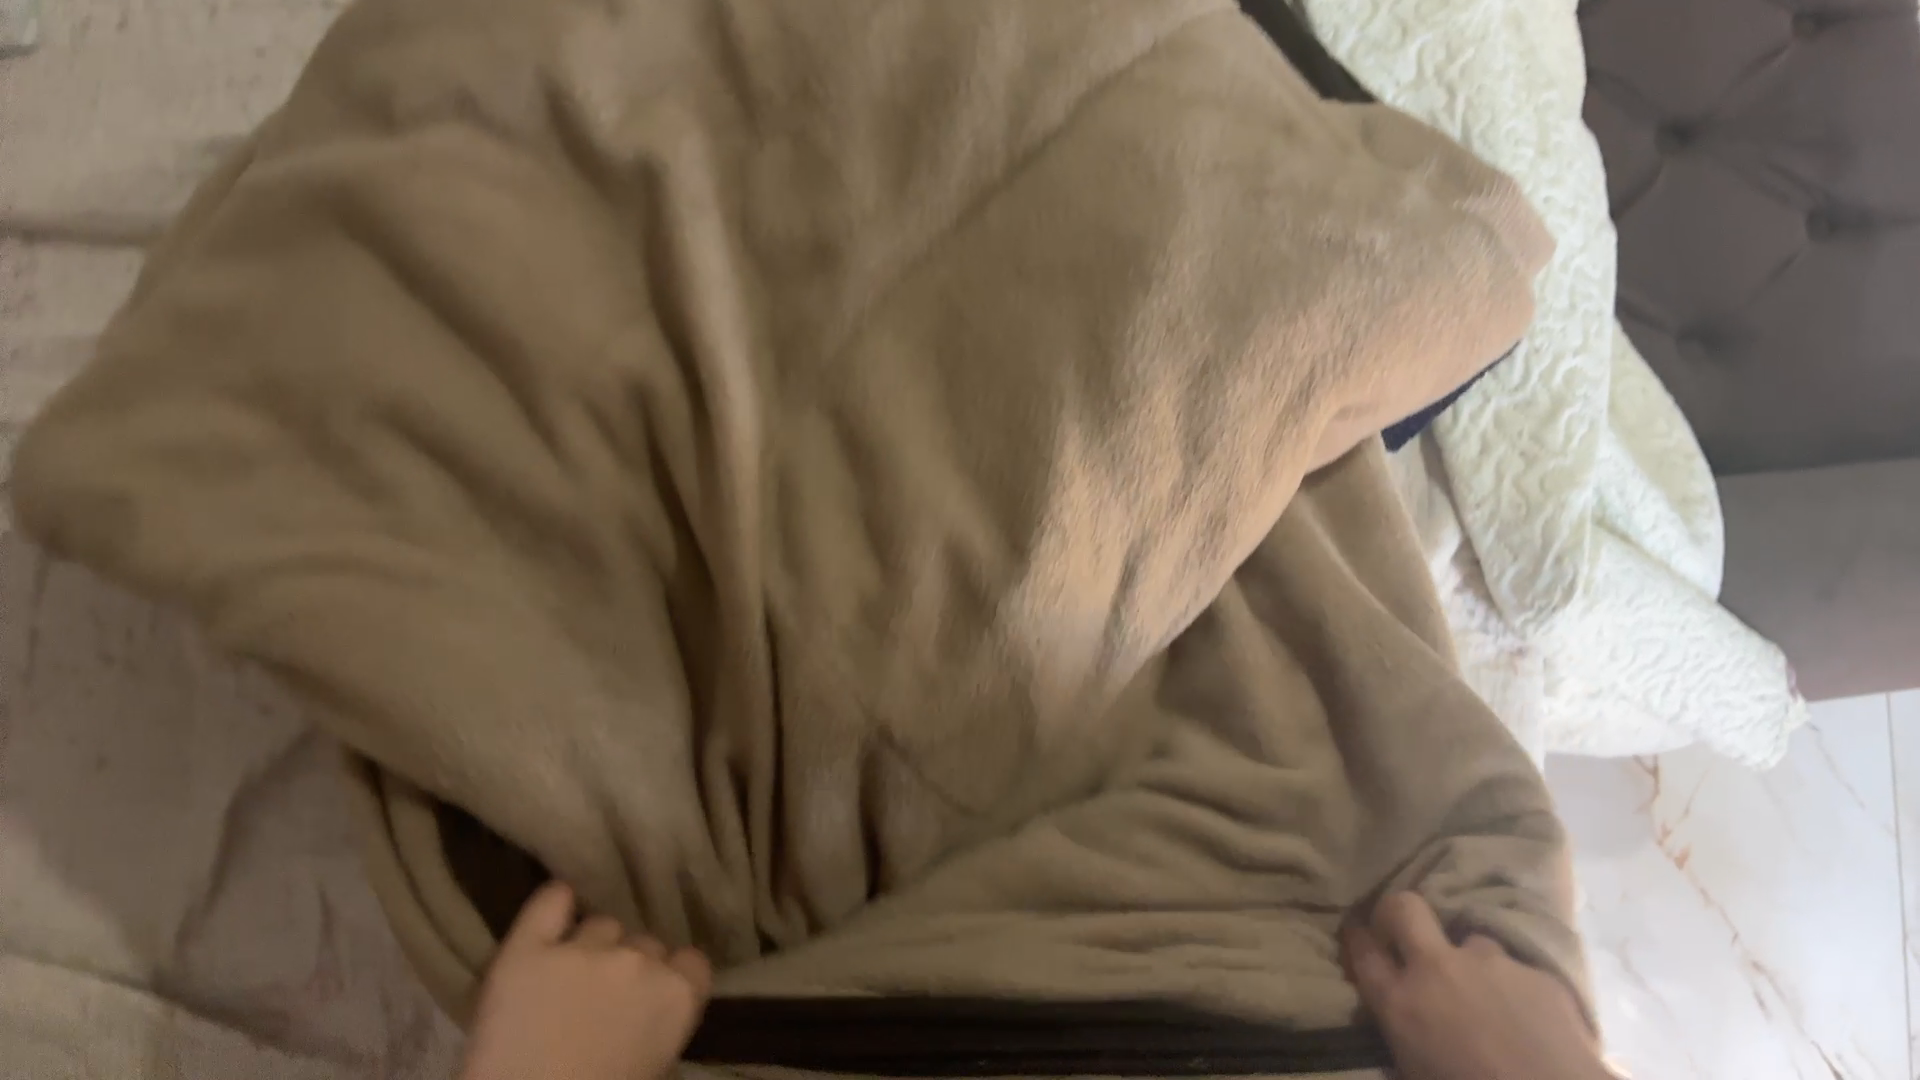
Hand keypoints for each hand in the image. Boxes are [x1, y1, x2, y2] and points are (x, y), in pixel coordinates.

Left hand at [460, 881, 712, 1079]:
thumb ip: (661, 1018)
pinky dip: (554, 901)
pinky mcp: (526, 954)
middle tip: (600, 1004)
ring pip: (599, 926)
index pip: (689, 961)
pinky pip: (547, 905)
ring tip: (565, 982)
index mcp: (677, 994)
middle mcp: (639, 961)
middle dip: (626, 966)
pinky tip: (559, 900)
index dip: (669, 977)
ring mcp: (582, 952)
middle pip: (642, 943)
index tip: (649, 999)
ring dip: (589, 947)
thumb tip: (647, 1009)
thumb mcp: (655, 1063)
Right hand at [1343, 893, 1609, 1079]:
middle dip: (1400, 913)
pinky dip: (1520, 991)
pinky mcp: (1538, 977)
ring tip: (1492, 998)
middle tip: (1406, 932)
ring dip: (1475, 965)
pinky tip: (1535, 1022)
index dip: (1357, 937)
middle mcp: (1437, 969)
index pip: (1362, 949)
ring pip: (1472, 942)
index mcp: (1400, 1002)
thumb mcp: (1415, 1072)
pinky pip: (1520, 973)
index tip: (1359, 935)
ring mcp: (1489, 965)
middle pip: (1404, 908)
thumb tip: (1399, 1024)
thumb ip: (1402, 1035)